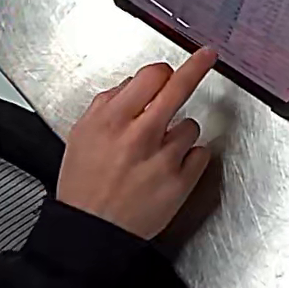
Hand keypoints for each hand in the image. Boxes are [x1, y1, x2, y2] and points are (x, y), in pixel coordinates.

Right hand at [58, 48, 218, 238]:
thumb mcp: (82, 134)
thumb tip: (134, 84)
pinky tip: (171, 167)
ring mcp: (164, 159)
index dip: (162, 72)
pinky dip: (190, 157)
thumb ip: (108, 103)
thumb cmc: (85, 184)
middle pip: (178, 88)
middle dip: (197, 66)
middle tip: (207, 56)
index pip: (151, 76)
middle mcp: (140, 136)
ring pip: (191, 125)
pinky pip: (200, 153)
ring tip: (159, 151)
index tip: (170, 70)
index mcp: (113, 120)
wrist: (93, 231)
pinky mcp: (181, 182)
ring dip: (180, 132)